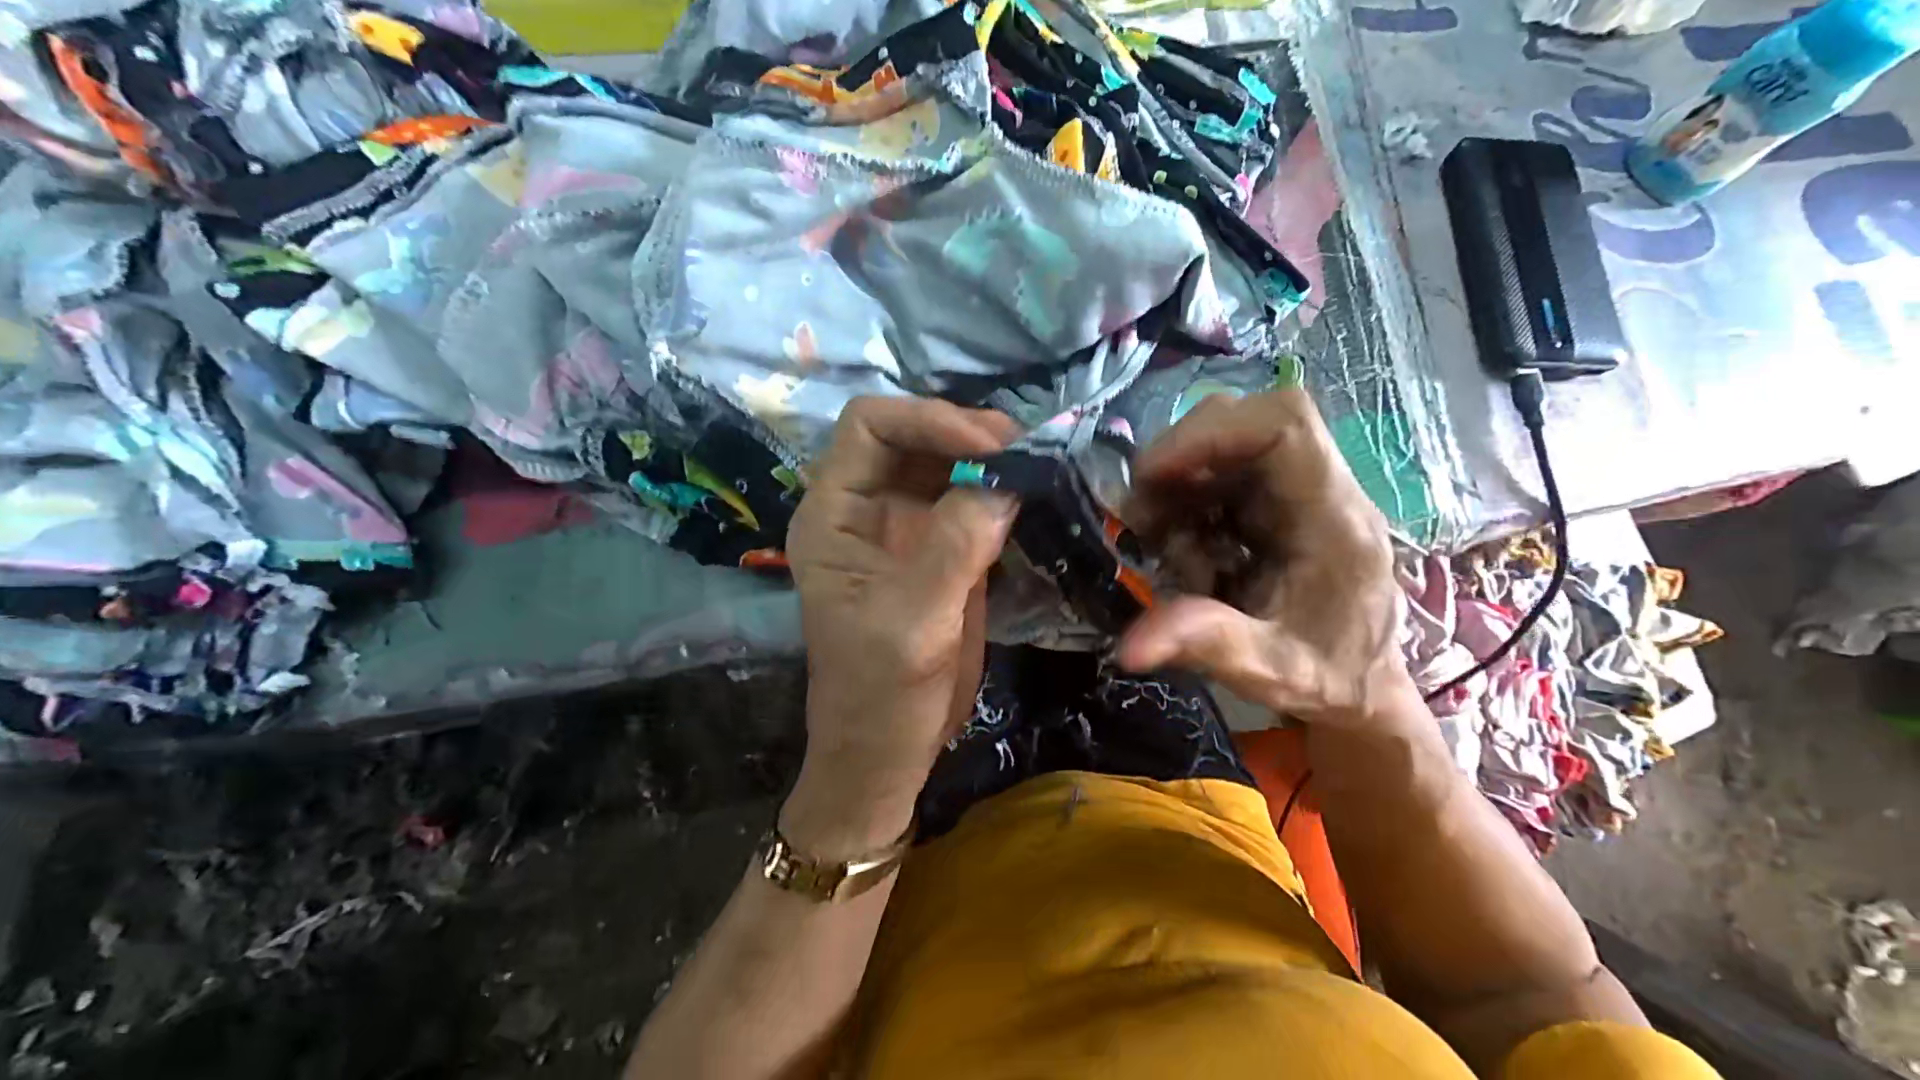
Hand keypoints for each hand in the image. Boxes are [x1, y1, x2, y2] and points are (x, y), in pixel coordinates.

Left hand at [782, 398, 1019, 855]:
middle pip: (913, 436)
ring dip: (990, 460)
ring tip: (1038, 469)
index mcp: (834, 513)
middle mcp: (866, 508)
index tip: (988, 446)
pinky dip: (1003, 492)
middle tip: (1025, 452)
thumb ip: (953, 548)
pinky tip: (1036, 498)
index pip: (870, 425)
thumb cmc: (879, 694)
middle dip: (966, 434)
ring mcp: (906, 527)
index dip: (927, 419)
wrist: (888, 749)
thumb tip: (1006, 484)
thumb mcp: (912, 622)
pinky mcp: (942, 550)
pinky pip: (972, 500)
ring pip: (947, 464)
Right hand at [1116, 388, 1408, 726]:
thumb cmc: (1330, 677)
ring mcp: (1296, 495)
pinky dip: (1183, 503)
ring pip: (1225, 447)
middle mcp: (1319, 491)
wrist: (1364, 687)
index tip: (1152, 476)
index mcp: (1334, 519)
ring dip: (1176, 486)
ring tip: (1157, 541)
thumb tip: (1130, 646)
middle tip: (1143, 515)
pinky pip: (1219, 477)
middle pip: (1247, 422)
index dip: (1209, 434)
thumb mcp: (1273, 672)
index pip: (1283, 426)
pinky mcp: (1275, 507)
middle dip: (1181, 459)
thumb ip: (1209, 645)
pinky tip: (1178, 549)